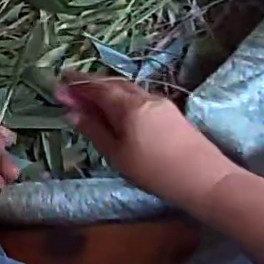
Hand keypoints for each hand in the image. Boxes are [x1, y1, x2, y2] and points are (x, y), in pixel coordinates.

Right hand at [55, 76, 241, 211]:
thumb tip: (73, 113)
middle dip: (89, 85)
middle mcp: (144, 97)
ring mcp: (160, 103)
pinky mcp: (170, 112)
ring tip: (88, 100)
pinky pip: (138, 97)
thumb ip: (95, 131)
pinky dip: (121, 99)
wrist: (204, 179)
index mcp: (128, 106)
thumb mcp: (117, 155)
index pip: (97, 88)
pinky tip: (115, 110)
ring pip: (127, 90)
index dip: (77, 86)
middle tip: (70, 89)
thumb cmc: (155, 171)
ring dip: (106, 91)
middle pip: (112, 84)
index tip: (59, 84)